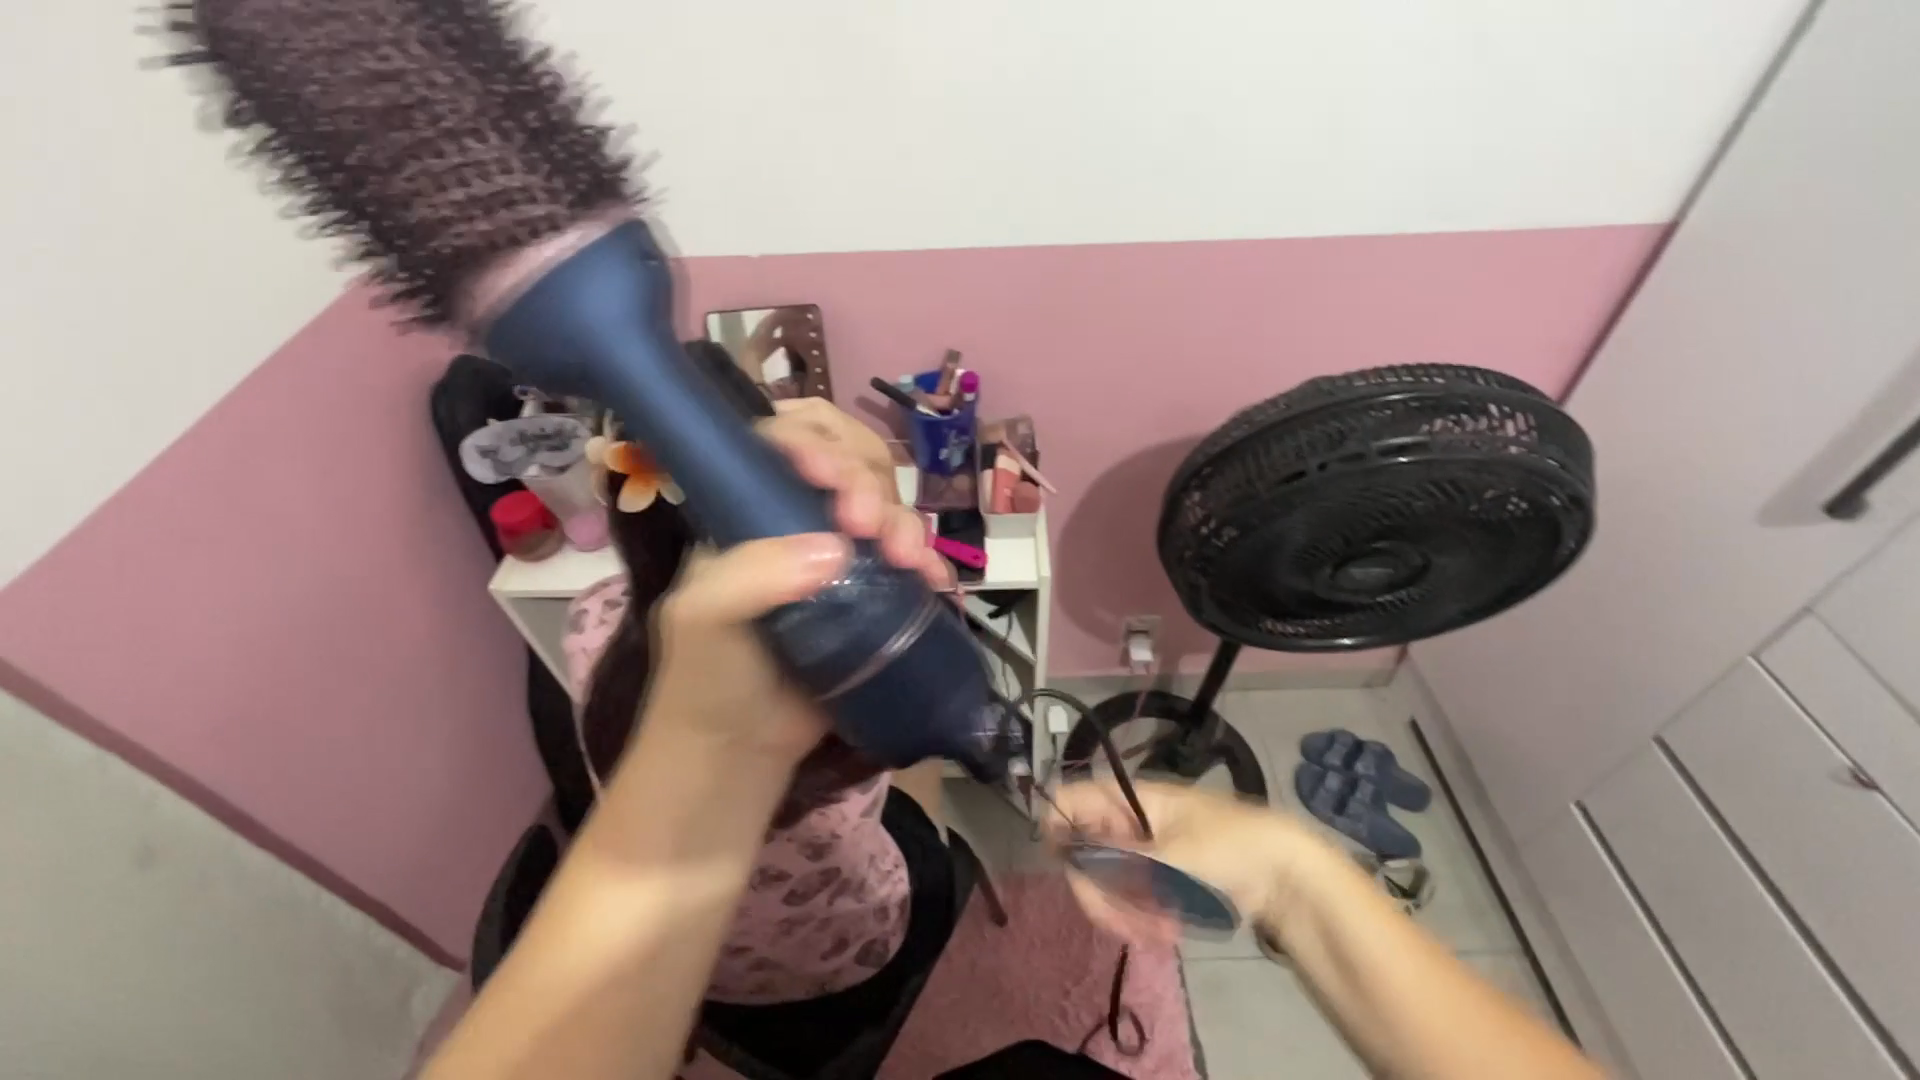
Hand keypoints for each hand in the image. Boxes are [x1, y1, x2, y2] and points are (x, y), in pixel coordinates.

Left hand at [637, 405, 951, 767]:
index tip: (828, 477)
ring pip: (887, 507)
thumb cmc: (708, 674)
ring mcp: (842, 556)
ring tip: (906, 560)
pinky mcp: (875, 593)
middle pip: (850, 463)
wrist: (740, 747)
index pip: (785, 442)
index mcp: (750, 510)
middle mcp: (799, 520)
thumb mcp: (704, 617)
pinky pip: (912, 558)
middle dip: (868, 481)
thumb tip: (836, 552)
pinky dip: (929, 561)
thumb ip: (750, 576)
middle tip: (867, 525)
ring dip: (904, 521)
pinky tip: (935, 583)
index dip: (814, 444)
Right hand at [1044, 780, 1335, 940]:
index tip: (1061, 863)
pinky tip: (1168, 931)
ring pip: (1107, 881)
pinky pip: (1132, 898)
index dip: (1056, 824)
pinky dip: (1143, 917)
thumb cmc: (1231, 847)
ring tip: (1160, 931)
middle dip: (1100, 890)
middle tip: (1121, 922)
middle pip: (1085, 850)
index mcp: (1132, 798)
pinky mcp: (1160, 879)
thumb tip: (1069, 853)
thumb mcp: (1172, 853)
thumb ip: (1117, 856)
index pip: (1074, 799)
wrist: (1288, 875)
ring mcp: (1145, 851)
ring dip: (1125, 910)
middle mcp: (1131, 820)